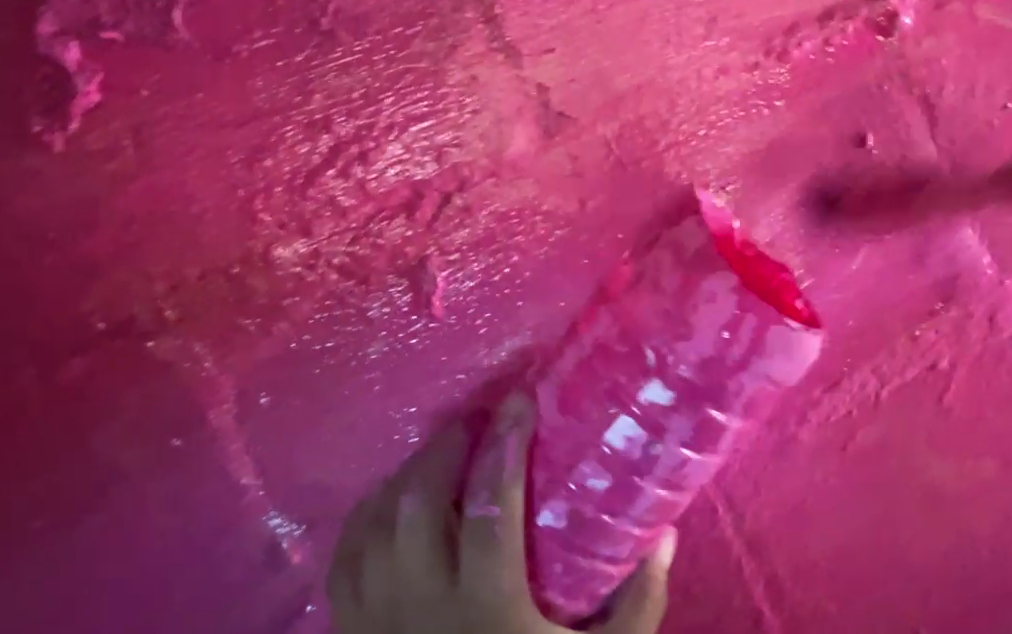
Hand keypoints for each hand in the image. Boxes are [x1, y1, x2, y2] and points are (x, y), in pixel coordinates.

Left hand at [327, 392, 674, 633]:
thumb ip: (637, 606)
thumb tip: (666, 535)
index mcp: (486, 609)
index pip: (491, 507)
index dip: (505, 446)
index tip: (519, 401)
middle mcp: (421, 608)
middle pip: (417, 504)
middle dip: (445, 448)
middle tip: (475, 420)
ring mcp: (377, 623)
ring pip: (373, 524)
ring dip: (405, 476)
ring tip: (437, 453)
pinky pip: (345, 557)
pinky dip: (366, 515)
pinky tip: (391, 501)